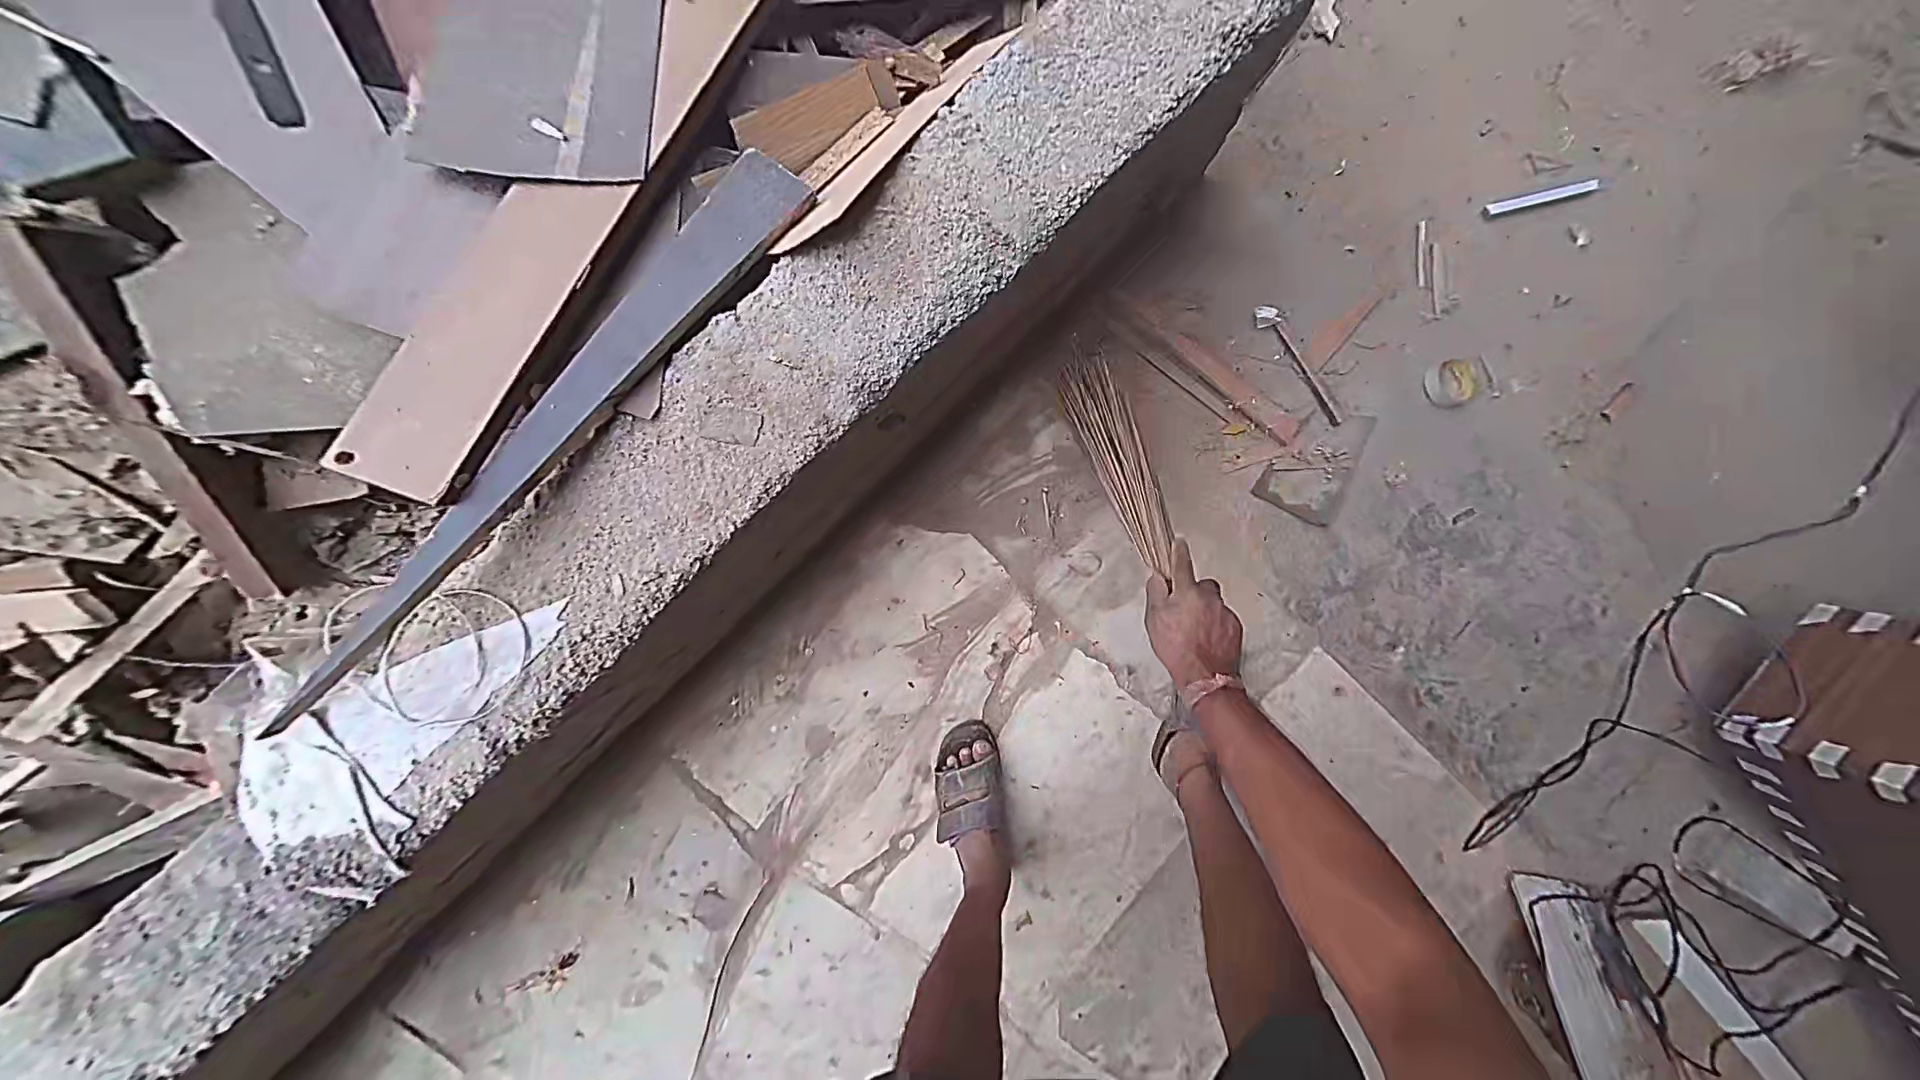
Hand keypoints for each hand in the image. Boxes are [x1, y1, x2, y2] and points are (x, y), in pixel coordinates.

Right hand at [1146, 539, 1242, 688]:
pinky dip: (1215, 624)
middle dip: (1193, 593)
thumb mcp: (1155, 620)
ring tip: (1193, 630)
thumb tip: (1157, 579)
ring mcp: (1224, 612)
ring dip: (1205, 610)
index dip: (1178, 553)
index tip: (1179, 543)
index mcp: (1187, 593)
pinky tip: (1205, 638)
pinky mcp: (1235, 626)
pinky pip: (1223, 618)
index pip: (1182, 564)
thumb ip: (1156, 595)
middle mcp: (1209, 598)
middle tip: (1182, 610)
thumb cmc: (1177, 649)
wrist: (1205, 675)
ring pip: (1213, 603)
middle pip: (1201, 586)